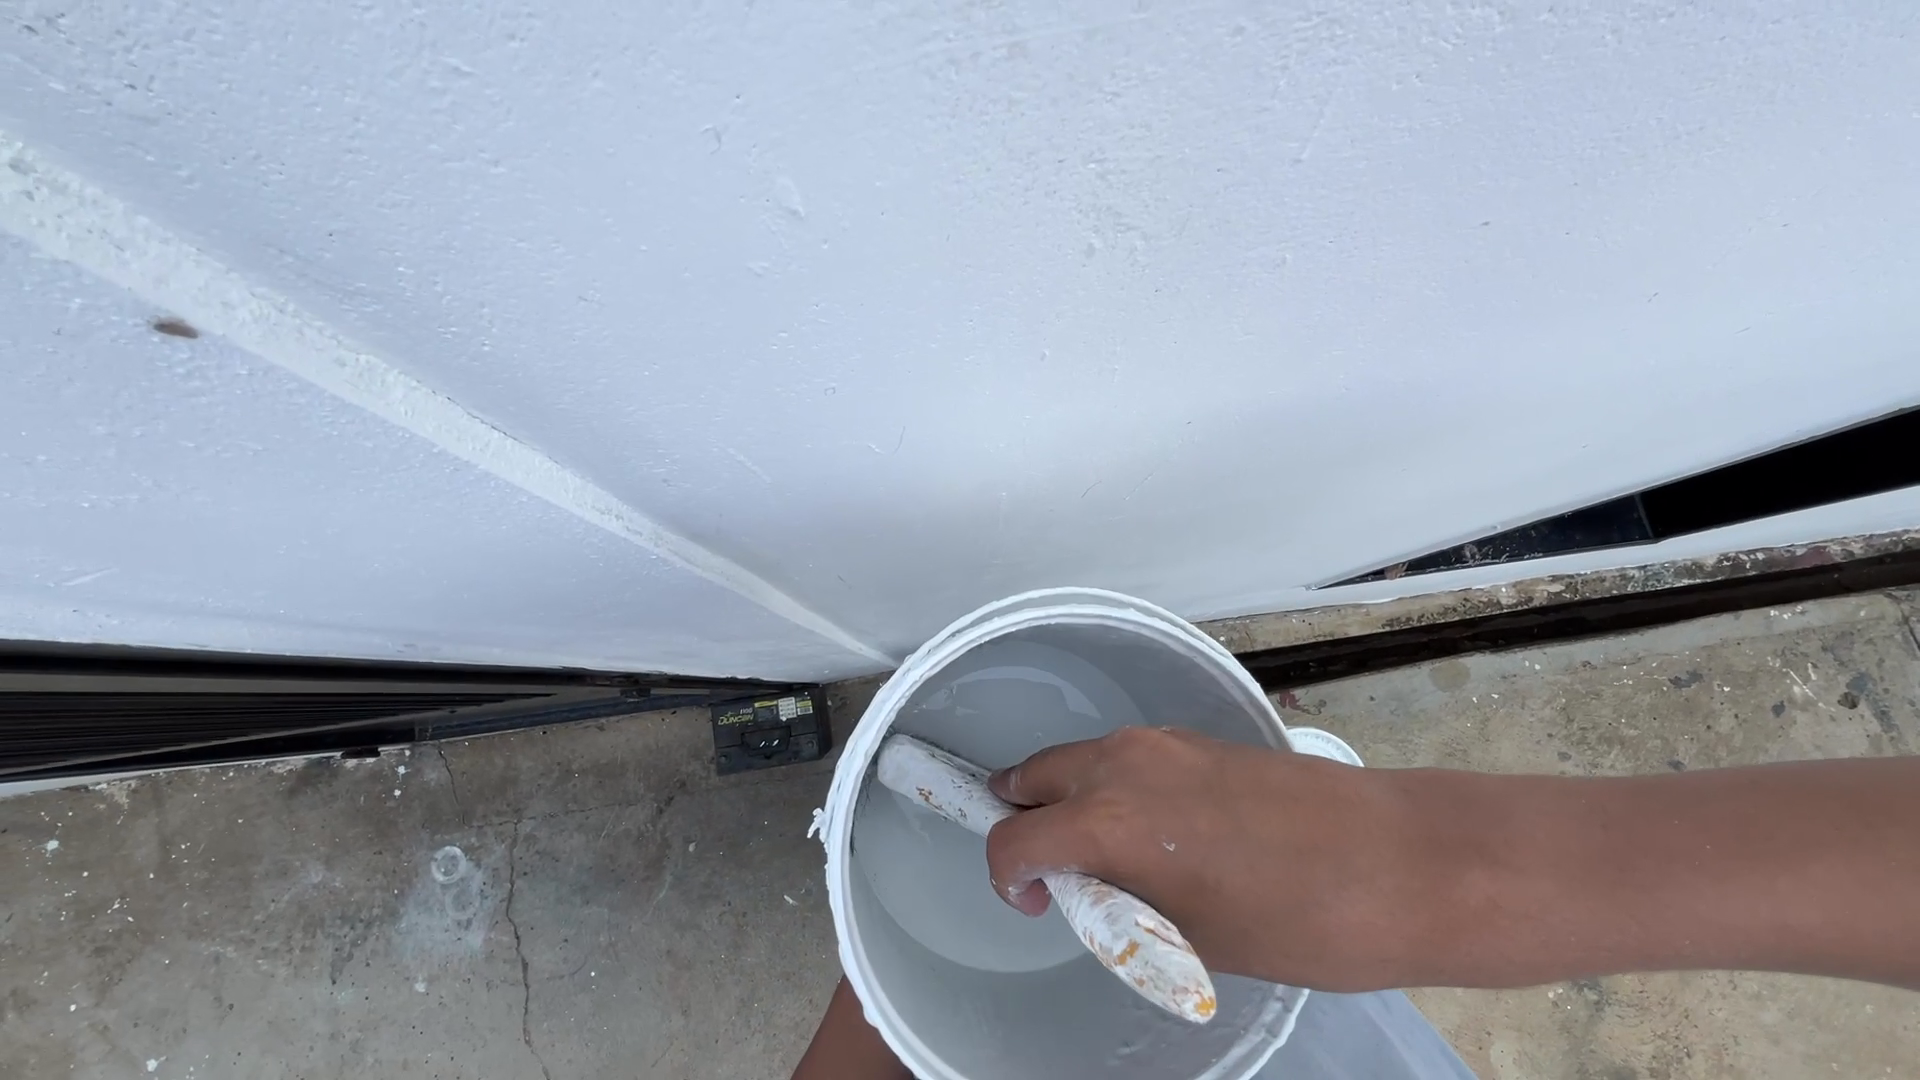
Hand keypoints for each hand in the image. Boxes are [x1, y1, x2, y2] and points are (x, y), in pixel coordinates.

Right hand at [984, 726, 1428, 990]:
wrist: (1398, 861)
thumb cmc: (1294, 921)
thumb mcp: (1187, 936)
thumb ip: (1120, 900)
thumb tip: (1093, 884)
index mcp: (1109, 821)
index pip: (1013, 837)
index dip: (1006, 877)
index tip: (1034, 901)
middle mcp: (1122, 765)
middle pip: (1033, 774)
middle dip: (1024, 816)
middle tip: (1051, 868)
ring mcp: (1161, 742)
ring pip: (1080, 760)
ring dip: (1069, 798)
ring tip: (1108, 852)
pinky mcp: (1196, 738)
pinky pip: (1126, 756)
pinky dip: (1114, 785)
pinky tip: (1156, 828)